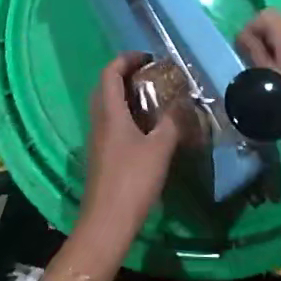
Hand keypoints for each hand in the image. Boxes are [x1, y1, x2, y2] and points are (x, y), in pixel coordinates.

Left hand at [78, 53, 180, 245]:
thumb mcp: (160, 149)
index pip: (110, 74)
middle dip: (126, 75)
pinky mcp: (101, 156)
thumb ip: (172, 122)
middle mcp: (98, 122)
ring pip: (107, 107)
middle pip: (105, 88)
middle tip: (152, 75)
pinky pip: (111, 124)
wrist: (107, 222)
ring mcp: (97, 140)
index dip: (126, 59)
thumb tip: (183, 104)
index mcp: (109, 114)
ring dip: (126, 96)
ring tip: (154, 98)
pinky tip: (147, 128)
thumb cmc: (133, 180)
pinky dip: (126, 115)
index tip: (148, 57)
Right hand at [236, 9, 280, 146]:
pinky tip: (274, 79)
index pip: (267, 15)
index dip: (251, 28)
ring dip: (268, 48)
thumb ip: (253, 53)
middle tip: (249, 62)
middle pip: (276, 24)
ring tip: (260, 72)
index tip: (243, 50)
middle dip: (258, 38)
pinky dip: (279, 56)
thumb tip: (242, 36)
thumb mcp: (265, 79)